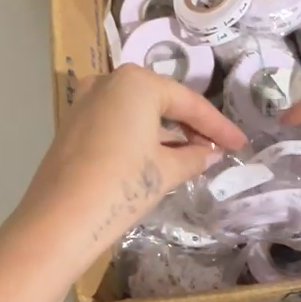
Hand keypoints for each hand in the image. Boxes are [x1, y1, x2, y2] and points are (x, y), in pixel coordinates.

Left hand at [7, 65, 248, 274]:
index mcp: (137, 83)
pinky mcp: (73, 124)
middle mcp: (109, 82)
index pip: (189, 103)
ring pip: (138, 112)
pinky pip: (117, 123)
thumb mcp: (166, 171)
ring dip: (166, 132)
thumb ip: (194, 157)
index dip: (218, 126)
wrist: (60, 219)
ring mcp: (86, 101)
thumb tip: (211, 153)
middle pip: (162, 101)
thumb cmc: (121, 186)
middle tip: (218, 148)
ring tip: (193, 155)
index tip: (241, 143)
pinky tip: (159, 157)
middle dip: (191, 126)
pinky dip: (141, 136)